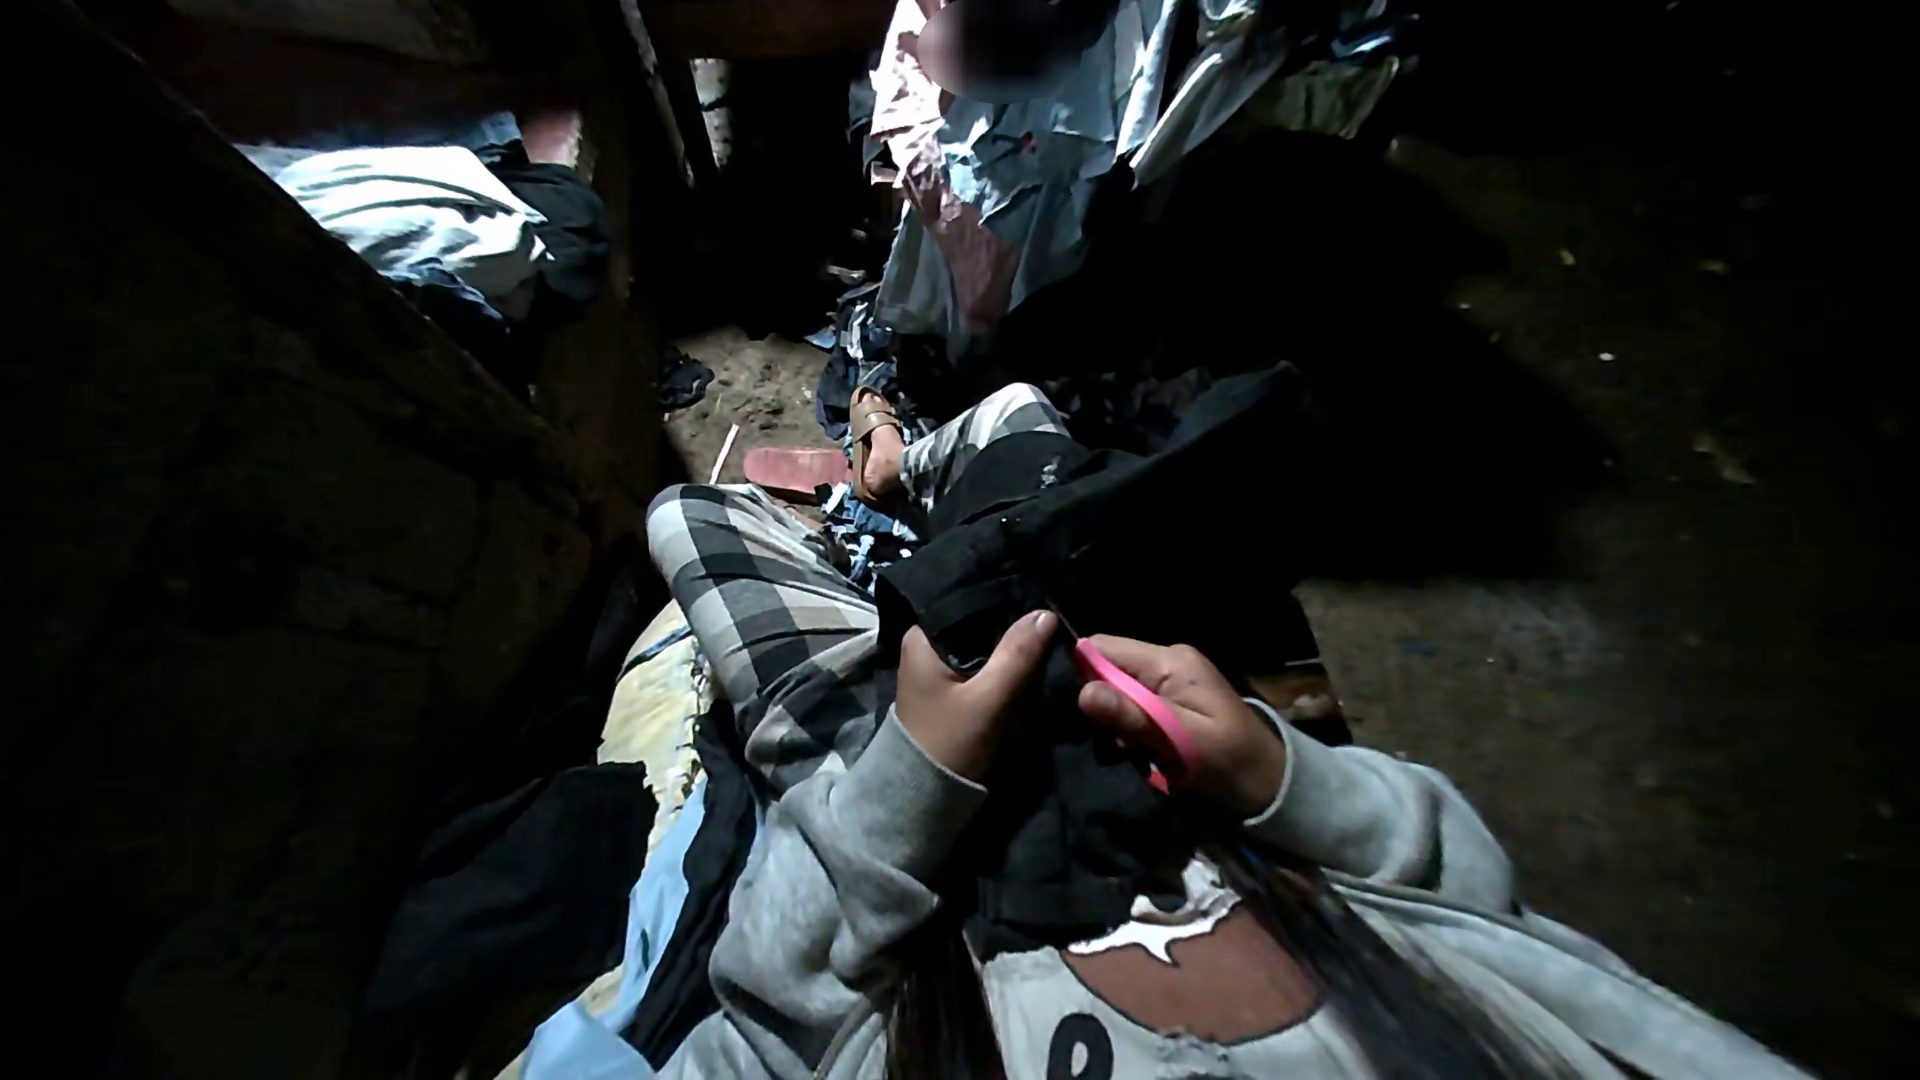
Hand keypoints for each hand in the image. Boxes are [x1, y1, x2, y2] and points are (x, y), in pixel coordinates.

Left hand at [896, 611, 1056, 781]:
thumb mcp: (989, 699)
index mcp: (922, 637)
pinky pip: (979, 661)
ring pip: (980, 642)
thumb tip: (1046, 613)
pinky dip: (1000, 661)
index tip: (1038, 596)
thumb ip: (1017, 655)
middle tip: (1048, 616)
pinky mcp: (948, 685)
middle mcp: (925, 644)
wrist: (924, 798)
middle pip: (976, 622)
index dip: (1003, 598)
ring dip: (1007, 643)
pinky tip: (1026, 657)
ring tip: (1044, 630)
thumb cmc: (950, 743)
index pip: (968, 600)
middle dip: (1009, 621)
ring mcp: (936, 666)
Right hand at [1076, 636, 1287, 817]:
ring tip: (1129, 752)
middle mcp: (1165, 660)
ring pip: (1114, 688)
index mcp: (1169, 660)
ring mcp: (1167, 680)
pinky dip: (1126, 728)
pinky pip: (1130, 703)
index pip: (1101, 647)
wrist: (1274, 791)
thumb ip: (1133, 716)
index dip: (1082, 676)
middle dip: (1100, 703)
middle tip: (1113, 742)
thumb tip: (1082, 692)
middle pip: (1105, 667)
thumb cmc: (1231, 765)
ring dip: (1113, 721)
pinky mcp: (1168, 700)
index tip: (1081, 715)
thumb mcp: (1181, 742)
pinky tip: (1137, 751)